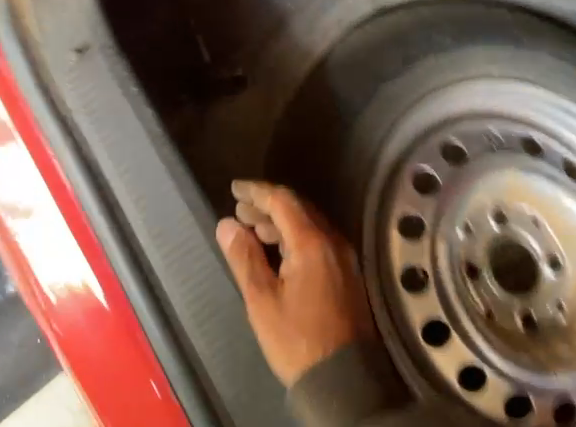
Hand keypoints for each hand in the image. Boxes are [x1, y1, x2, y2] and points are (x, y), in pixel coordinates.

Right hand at [215, 180, 376, 385]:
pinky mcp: (348, 277)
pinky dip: (295, 238)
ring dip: (281, 223)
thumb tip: (227, 223)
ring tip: (254, 230)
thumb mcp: (262, 300)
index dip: (256, 191)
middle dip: (267, 205)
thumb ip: (243, 257)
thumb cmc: (297, 341)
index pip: (282, 200)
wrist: (346, 386)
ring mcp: (345, 260)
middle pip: (298, 209)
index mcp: (312, 243)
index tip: (234, 189)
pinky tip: (279, 252)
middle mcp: (333, 243)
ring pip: (310, 226)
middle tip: (240, 210)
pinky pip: (319, 242)